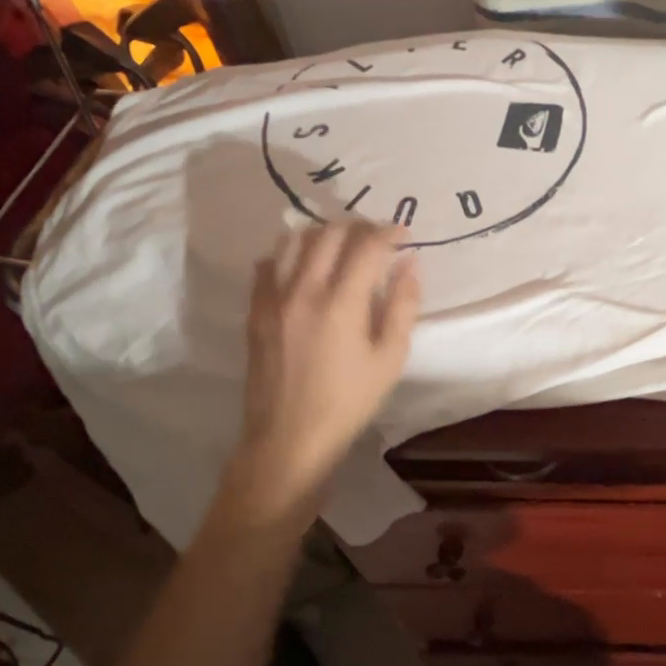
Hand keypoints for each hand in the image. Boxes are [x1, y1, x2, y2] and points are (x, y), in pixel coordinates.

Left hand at [237, 221, 420, 501]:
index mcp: (342, 302)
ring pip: (294, 241)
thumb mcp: (391, 357)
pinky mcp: (256, 312)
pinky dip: (288, 254)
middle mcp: (304, 290)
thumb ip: (402, 305)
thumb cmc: (349, 401)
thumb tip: (410, 264)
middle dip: (358, 226)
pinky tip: (303, 265)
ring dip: (322, 234)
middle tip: (376, 235)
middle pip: (329, 234)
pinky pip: (267, 265)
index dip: (389, 232)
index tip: (403, 233)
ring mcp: (274, 299)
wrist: (288, 439)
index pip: (367, 245)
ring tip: (341, 244)